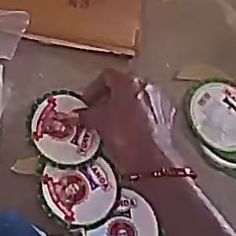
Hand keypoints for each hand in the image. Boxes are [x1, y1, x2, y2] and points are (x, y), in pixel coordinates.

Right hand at [81, 69, 190, 185]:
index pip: (107, 75)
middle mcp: (145, 86)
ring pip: (134, 99)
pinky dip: (132, 117)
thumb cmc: (121, 133)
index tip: (86, 102)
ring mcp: (157, 101)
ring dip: (120, 108)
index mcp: (128, 82)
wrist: (149, 160)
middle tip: (95, 112)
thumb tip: (72, 115)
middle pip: (122, 86)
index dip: (93, 88)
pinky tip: (124, 132)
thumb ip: (85, 115)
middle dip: (106, 97)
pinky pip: (143, 111)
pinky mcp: (164, 117)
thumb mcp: (98, 122)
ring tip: (108, 124)